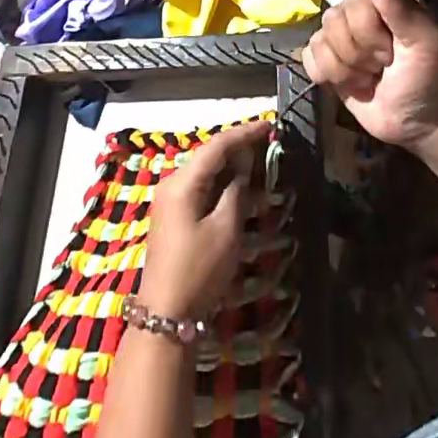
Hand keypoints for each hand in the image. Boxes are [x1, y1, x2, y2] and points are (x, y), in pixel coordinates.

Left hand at [139, 121, 269, 317]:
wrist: (167, 312)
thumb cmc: (199, 269)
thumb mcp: (226, 230)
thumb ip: (236, 193)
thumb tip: (243, 170)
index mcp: (182, 183)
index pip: (217, 146)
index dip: (244, 133)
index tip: (270, 124)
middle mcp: (172, 184)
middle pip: (209, 156)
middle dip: (239, 149)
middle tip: (270, 145)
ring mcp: (170, 201)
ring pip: (206, 173)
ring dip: (233, 169)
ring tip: (262, 166)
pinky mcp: (174, 216)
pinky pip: (201, 189)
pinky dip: (222, 186)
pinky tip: (243, 191)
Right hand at [302, 0, 437, 153]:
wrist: (421, 125)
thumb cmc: (430, 80)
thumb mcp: (425, 42)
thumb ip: (399, 4)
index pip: (354, 6)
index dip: (371, 36)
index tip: (395, 53)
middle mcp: (360, 11)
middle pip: (333, 23)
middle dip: (359, 55)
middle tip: (385, 67)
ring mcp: (341, 36)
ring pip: (319, 41)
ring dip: (346, 69)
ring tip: (371, 77)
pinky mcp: (328, 60)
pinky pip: (307, 57)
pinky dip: (327, 75)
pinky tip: (351, 83)